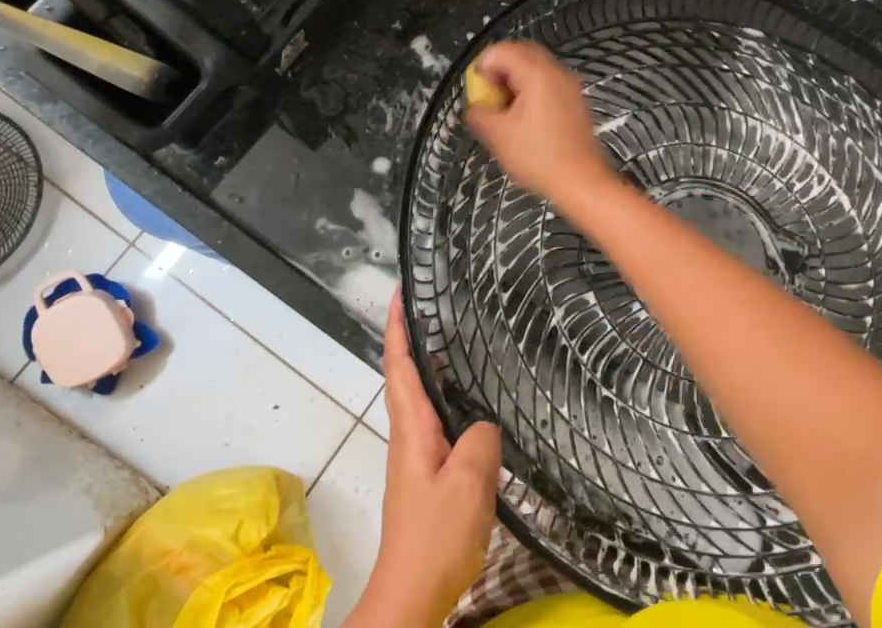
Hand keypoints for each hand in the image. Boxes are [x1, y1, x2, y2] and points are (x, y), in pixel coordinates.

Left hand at [349, 296, 502, 627]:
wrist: (413, 590)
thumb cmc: (437, 534)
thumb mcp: (469, 481)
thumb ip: (480, 439)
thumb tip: (483, 425)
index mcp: (412, 429)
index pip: (400, 365)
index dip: (399, 328)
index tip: (399, 292)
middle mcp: (409, 436)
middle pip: (405, 377)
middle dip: (412, 339)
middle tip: (433, 306)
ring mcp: (416, 458)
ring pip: (421, 400)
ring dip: (430, 367)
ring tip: (455, 342)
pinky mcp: (428, 477)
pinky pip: (437, 424)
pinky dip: (447, 400)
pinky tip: (471, 405)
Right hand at [464, 41, 618, 204]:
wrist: (581, 182)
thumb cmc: (539, 158)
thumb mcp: (497, 136)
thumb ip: (478, 113)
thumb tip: (475, 105)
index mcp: (537, 74)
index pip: (502, 51)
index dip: (482, 66)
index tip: (477, 91)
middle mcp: (556, 72)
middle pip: (521, 52)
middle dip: (499, 69)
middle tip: (488, 95)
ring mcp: (569, 85)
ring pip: (535, 67)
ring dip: (514, 79)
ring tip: (504, 108)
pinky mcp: (575, 100)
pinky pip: (548, 82)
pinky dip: (531, 89)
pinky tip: (523, 116)